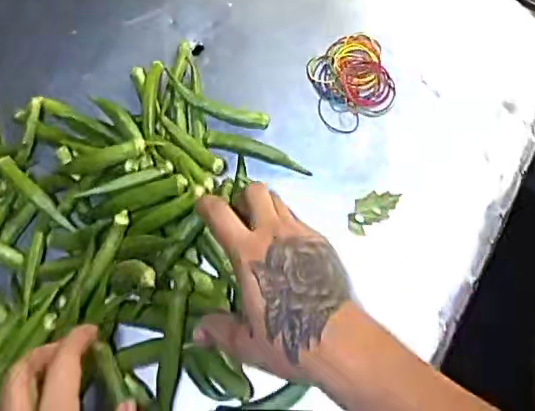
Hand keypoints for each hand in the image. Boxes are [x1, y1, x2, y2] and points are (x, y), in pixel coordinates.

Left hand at [0, 324, 128, 410]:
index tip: (92, 331)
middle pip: (20, 371)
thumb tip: (128, 402)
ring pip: (2, 391)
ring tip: (49, 373)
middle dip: (43, 351)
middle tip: (66, 348)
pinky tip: (33, 402)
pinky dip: (14, 399)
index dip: (77, 338)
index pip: (61, 362)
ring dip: (25, 375)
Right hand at [193, 184, 355, 383]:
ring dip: (265, 207)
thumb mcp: (245, 343)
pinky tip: (286, 250)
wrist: (336, 336)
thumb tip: (198, 330)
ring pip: (278, 200)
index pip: (222, 214)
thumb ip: (220, 330)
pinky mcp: (319, 239)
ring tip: (261, 230)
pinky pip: (297, 219)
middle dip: (242, 196)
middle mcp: (273, 233)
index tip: (201, 202)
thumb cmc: (286, 340)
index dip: (207, 204)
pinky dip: (286, 224)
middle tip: (237, 215)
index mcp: (249, 253)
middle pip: (255, 190)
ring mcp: (300, 232)